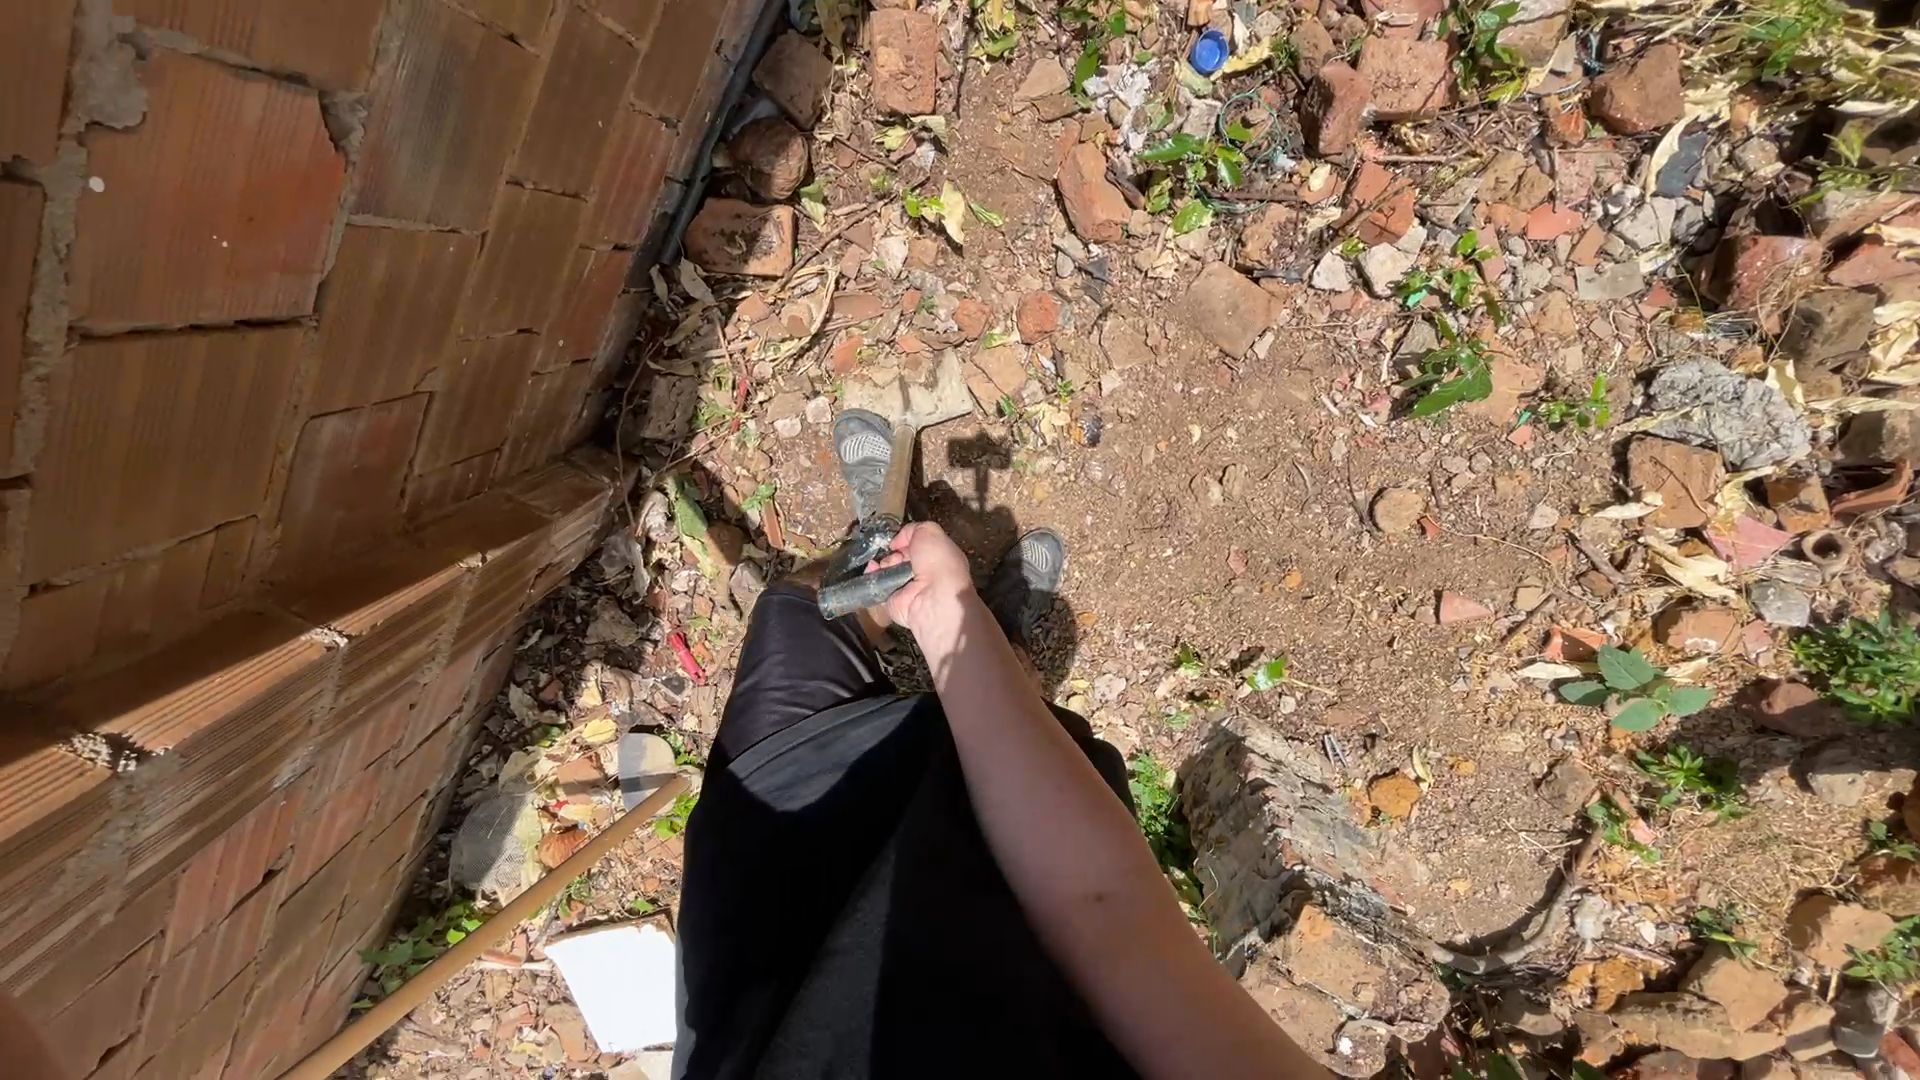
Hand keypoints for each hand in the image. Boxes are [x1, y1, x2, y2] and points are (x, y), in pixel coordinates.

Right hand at [868, 521, 973, 636]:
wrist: (934, 596)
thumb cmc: (937, 561)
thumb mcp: (929, 531)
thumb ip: (912, 530)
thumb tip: (897, 541)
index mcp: (935, 558)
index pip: (915, 547)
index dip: (905, 541)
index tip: (897, 540)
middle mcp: (922, 574)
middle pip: (898, 557)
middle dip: (892, 552)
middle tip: (893, 552)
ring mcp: (907, 589)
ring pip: (886, 570)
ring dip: (881, 562)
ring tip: (886, 563)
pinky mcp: (892, 602)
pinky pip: (878, 586)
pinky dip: (872, 576)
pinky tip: (872, 568)